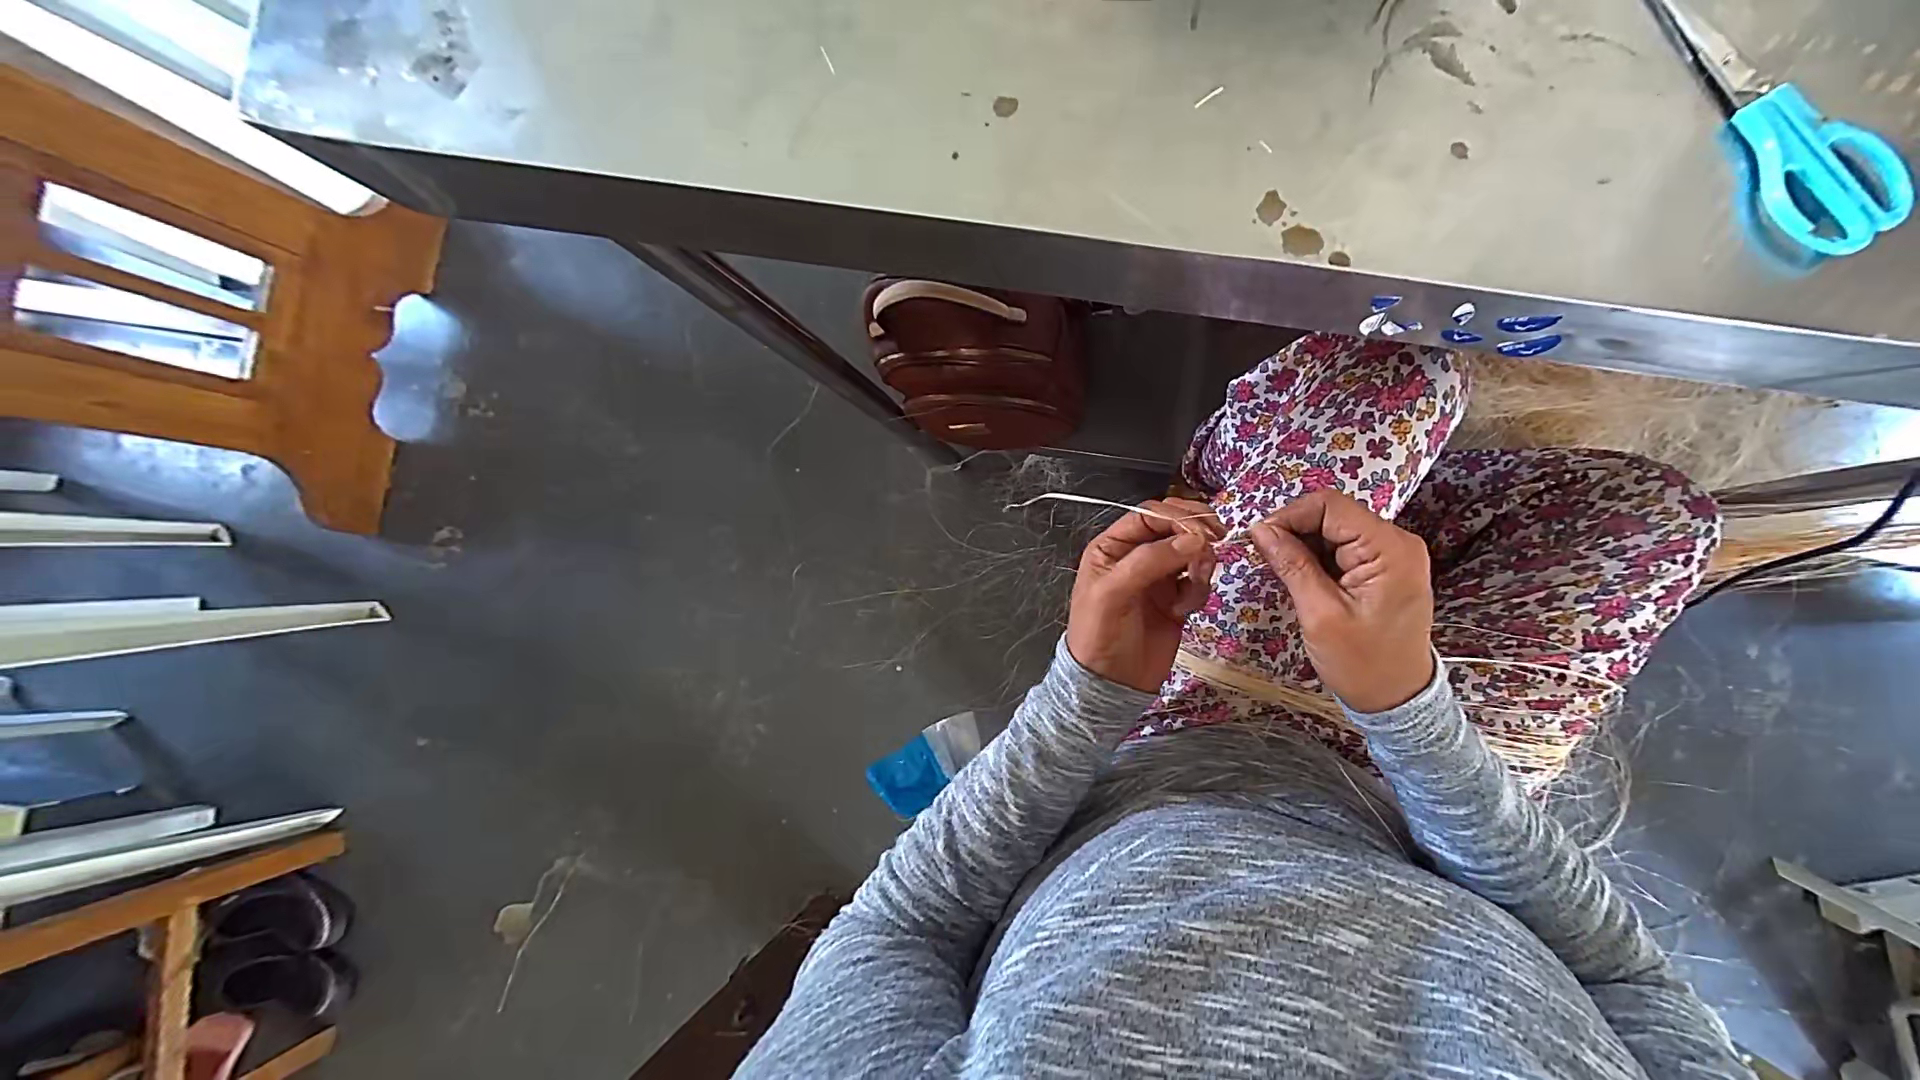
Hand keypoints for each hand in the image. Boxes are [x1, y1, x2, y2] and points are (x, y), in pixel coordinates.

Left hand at [1066, 498, 1220, 692]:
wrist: (1112, 684)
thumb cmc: (1100, 635)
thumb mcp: (1113, 593)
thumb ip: (1148, 561)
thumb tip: (1193, 539)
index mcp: (1111, 547)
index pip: (1148, 515)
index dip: (1177, 517)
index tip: (1202, 532)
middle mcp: (1135, 556)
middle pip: (1175, 528)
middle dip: (1196, 536)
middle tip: (1212, 548)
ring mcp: (1157, 577)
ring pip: (1192, 552)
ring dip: (1200, 565)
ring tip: (1191, 589)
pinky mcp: (1176, 598)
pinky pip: (1198, 580)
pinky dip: (1199, 590)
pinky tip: (1183, 610)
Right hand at [1248, 489, 1435, 712]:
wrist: (1398, 698)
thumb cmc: (1362, 662)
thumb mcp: (1319, 614)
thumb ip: (1292, 565)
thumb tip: (1260, 529)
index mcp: (1389, 549)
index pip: (1330, 506)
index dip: (1288, 515)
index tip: (1259, 540)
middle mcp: (1396, 542)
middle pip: (1332, 513)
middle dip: (1293, 530)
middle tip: (1266, 559)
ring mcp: (1391, 554)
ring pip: (1333, 528)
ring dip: (1301, 544)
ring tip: (1283, 572)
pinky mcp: (1382, 566)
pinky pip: (1341, 546)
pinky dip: (1315, 555)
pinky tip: (1302, 578)